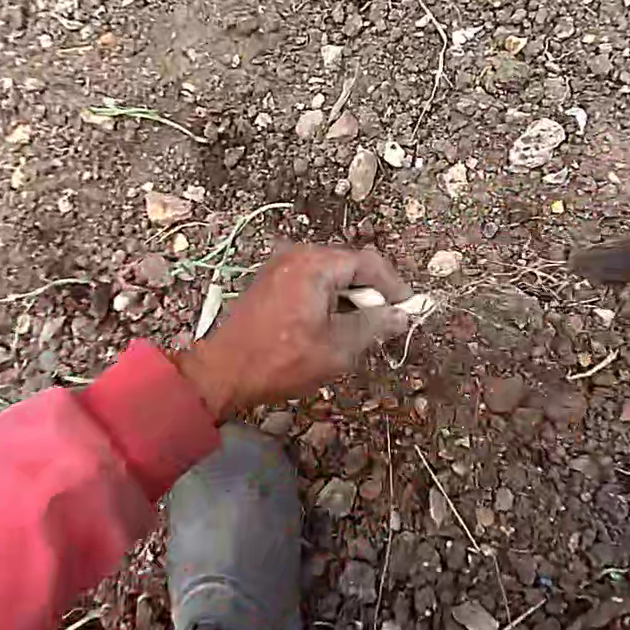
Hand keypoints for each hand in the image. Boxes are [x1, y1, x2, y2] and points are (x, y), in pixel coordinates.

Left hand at [176, 244, 412, 418]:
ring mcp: (282, 266)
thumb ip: (375, 325)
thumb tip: (401, 316)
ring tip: (359, 330)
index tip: (408, 309)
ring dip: (351, 299)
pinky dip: (330, 300)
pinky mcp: (272, 281)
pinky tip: (332, 327)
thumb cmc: (281, 361)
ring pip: (333, 275)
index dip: (394, 286)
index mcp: (316, 264)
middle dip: (372, 294)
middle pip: (351, 266)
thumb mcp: (339, 347)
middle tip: (385, 323)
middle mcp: (298, 255)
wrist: (221, 373)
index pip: (369, 264)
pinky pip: (313, 282)